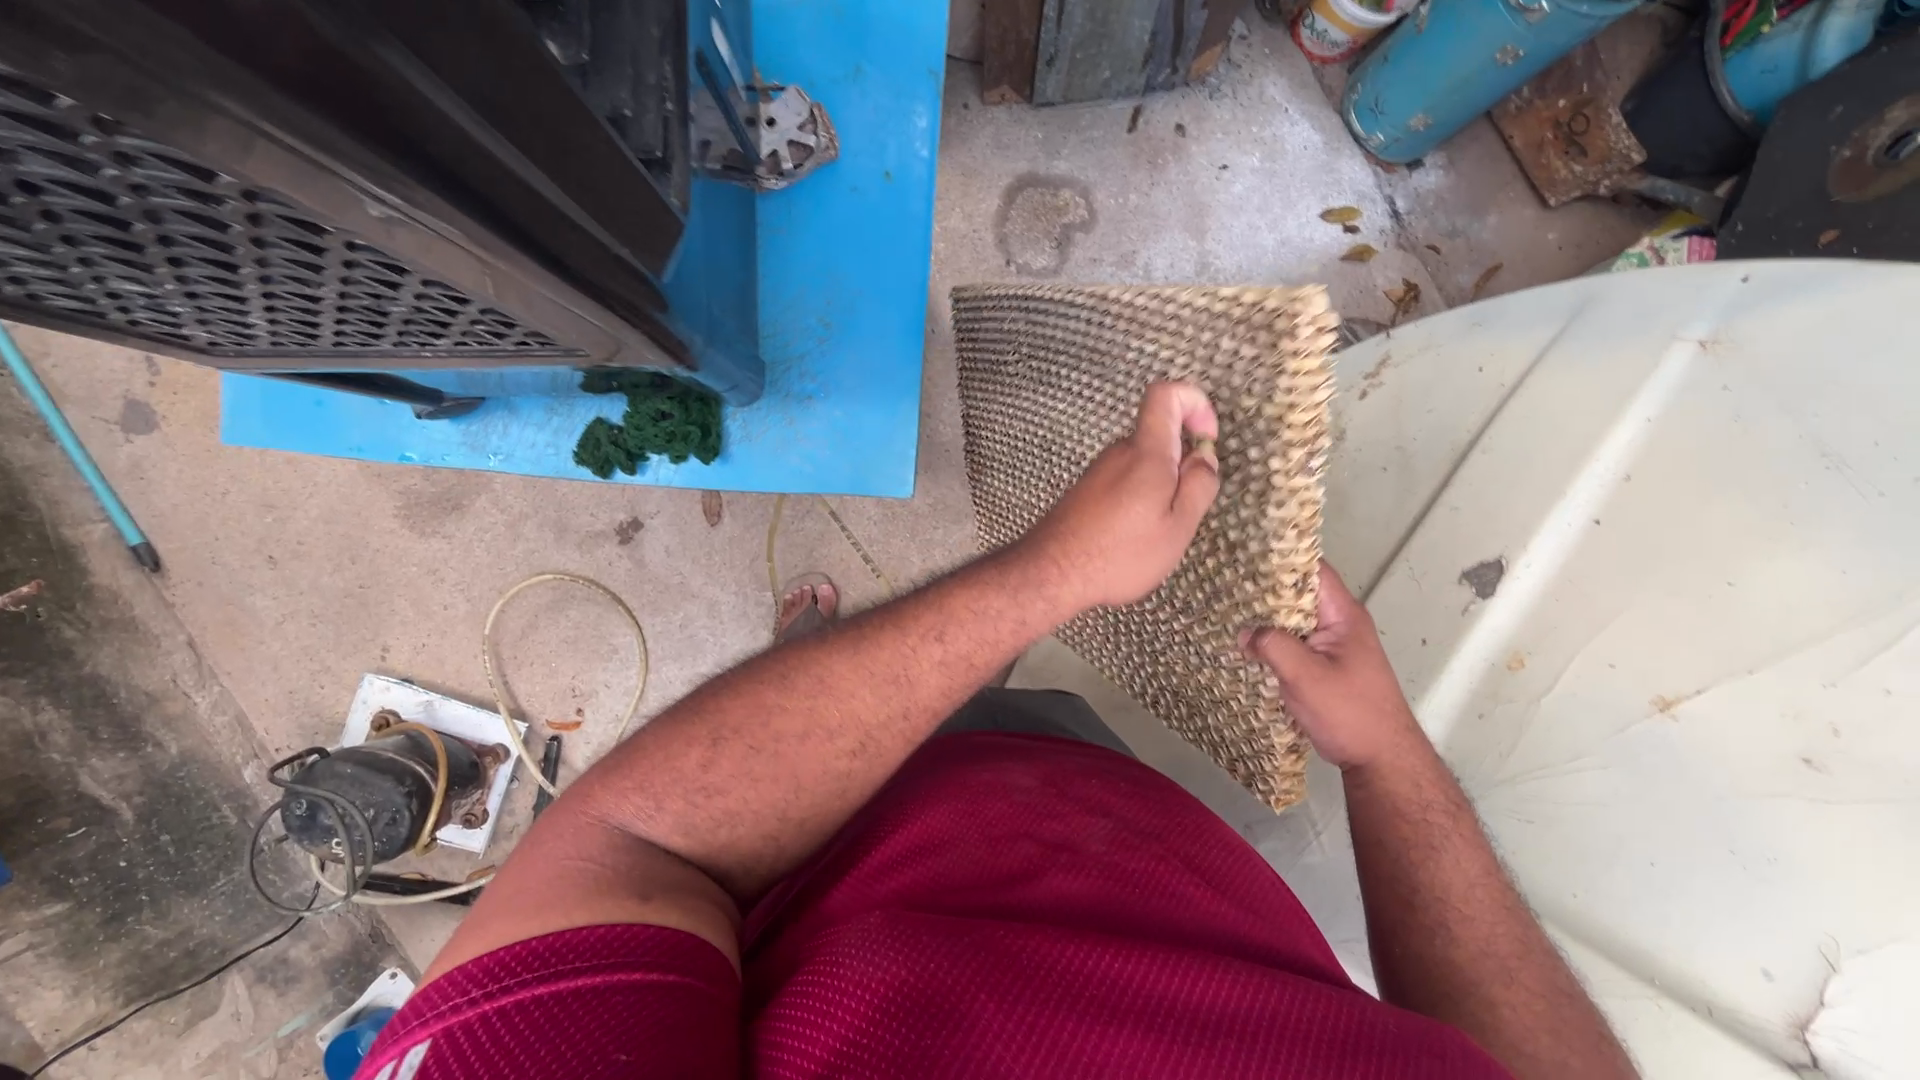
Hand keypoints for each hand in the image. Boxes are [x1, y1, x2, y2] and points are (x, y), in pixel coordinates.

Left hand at [1017, 382, 1220, 611]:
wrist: (1052, 573)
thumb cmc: (1118, 555)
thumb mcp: (1177, 526)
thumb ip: (1199, 485)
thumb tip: (1206, 457)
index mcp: (1146, 453)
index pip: (1166, 395)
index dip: (1195, 404)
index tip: (1207, 440)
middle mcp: (1119, 452)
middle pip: (1160, 436)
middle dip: (1182, 465)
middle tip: (1182, 510)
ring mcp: (1100, 470)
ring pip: (1144, 464)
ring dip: (1160, 489)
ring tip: (1154, 532)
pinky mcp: (1088, 490)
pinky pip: (1126, 482)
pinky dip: (1139, 501)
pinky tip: (1132, 537)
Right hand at [1241, 562, 1429, 771]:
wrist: (1381, 759)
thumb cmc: (1350, 713)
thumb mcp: (1305, 676)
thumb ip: (1272, 646)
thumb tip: (1243, 632)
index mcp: (1343, 614)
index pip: (1312, 570)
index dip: (1280, 558)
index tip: (1243, 554)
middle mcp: (1339, 623)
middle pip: (1298, 593)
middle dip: (1263, 589)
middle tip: (1223, 584)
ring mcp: (1332, 646)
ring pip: (1293, 620)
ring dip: (1265, 619)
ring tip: (1226, 611)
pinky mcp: (1324, 666)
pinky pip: (1293, 643)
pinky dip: (1271, 641)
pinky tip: (1244, 646)